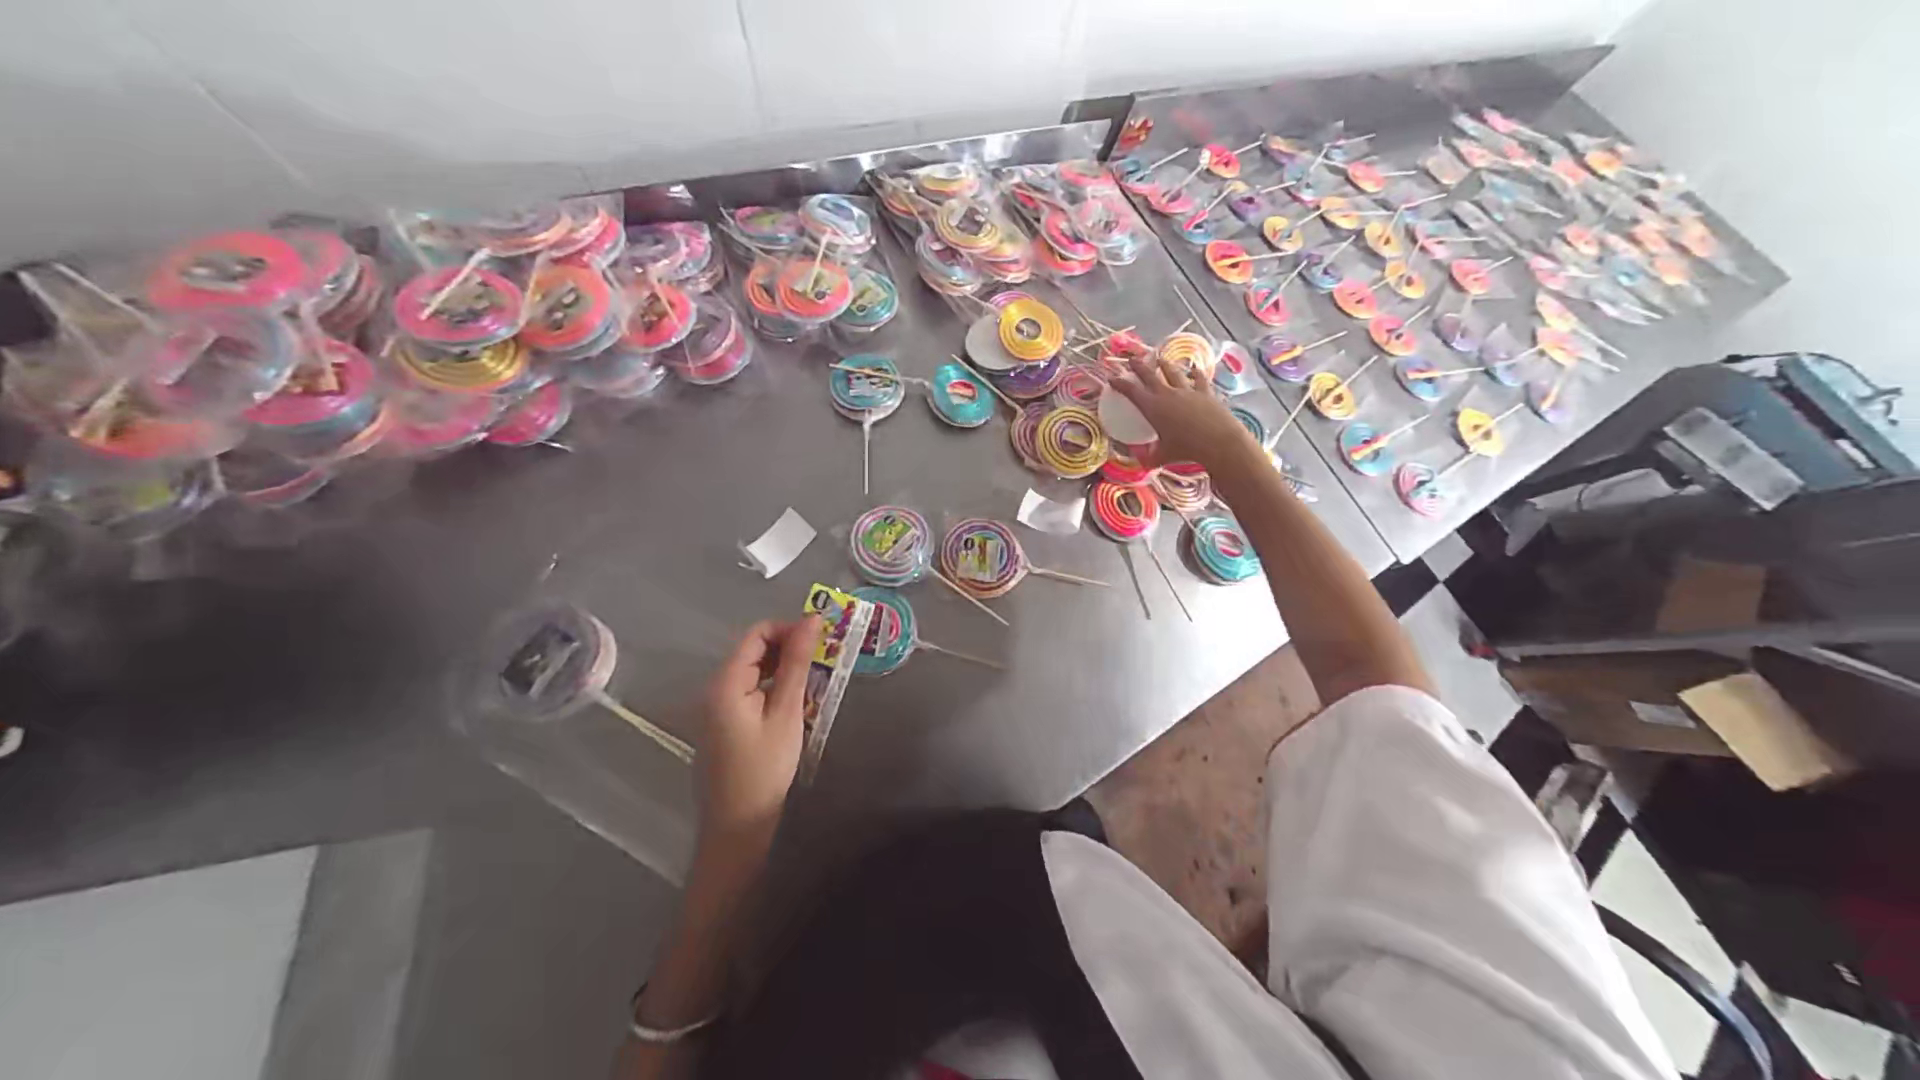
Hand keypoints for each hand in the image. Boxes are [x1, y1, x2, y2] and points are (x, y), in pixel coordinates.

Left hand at [697, 616, 823, 848]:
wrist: (737, 826)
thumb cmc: (765, 768)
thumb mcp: (786, 712)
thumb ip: (797, 664)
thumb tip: (812, 620)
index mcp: (725, 682)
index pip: (757, 634)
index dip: (790, 628)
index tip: (823, 636)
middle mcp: (716, 688)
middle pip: (754, 650)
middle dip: (790, 646)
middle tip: (827, 654)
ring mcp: (718, 707)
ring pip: (754, 670)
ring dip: (785, 666)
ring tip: (818, 674)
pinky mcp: (726, 723)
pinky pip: (751, 690)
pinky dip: (775, 686)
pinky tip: (798, 698)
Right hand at [1112, 353, 1258, 470]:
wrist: (1218, 442)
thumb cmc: (1186, 450)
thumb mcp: (1162, 456)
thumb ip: (1149, 457)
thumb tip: (1141, 461)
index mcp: (1153, 408)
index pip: (1131, 391)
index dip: (1120, 383)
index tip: (1112, 378)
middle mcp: (1168, 394)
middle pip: (1150, 375)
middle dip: (1139, 366)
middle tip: (1132, 360)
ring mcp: (1188, 391)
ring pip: (1173, 372)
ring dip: (1164, 364)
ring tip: (1160, 359)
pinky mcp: (1205, 392)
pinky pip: (1198, 379)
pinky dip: (1195, 373)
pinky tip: (1194, 369)